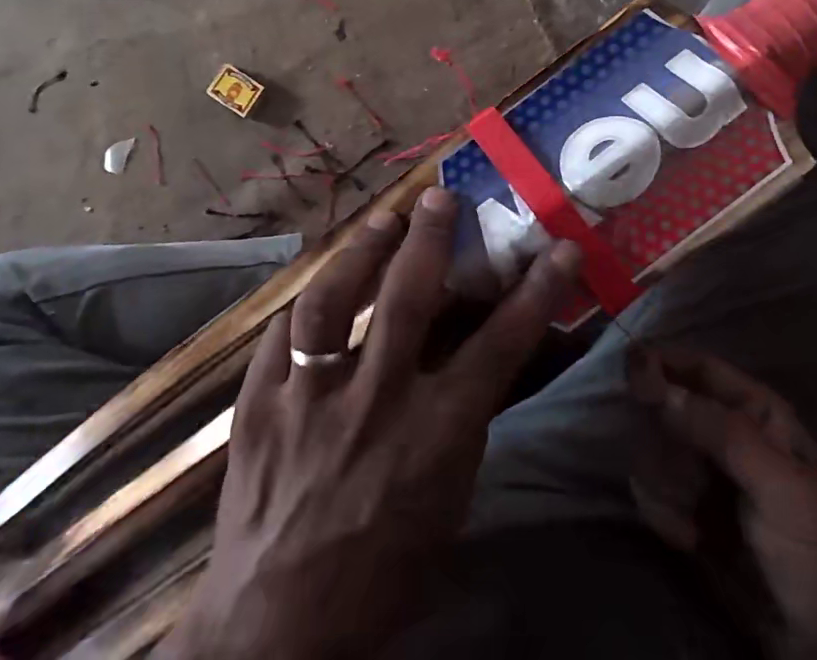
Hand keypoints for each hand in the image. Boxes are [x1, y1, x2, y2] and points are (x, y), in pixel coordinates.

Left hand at [159, 187, 582, 659]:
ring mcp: (308, 396)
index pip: (498, 346)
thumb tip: (468, 370)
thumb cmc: (379, 578)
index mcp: (434, 435)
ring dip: (359, 252)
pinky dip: (302, 311)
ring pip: (332, 301)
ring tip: (379, 221)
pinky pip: (281, 338)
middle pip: (406, 298)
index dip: (535, 291)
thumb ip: (457, 431)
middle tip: (439, 198)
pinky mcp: (259, 401)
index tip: (558, 248)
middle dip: (429, 239)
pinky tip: (314, 294)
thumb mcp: (443, 508)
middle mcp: (374, 400)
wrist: (278, 623)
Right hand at [628, 346, 816, 659]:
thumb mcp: (780, 486)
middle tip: (683, 479)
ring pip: (653, 452)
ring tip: (692, 522)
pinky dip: (662, 513)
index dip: (662, 361)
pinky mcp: (690, 512)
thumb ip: (720, 432)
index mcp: (758, 416)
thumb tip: (658, 387)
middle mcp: (726, 437)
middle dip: (663, 444)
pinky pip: (651, 492)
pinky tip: (688, 539)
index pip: (700, 368)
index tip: (628, 370)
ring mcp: (706, 476)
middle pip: (665, 410)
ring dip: (664, 486)